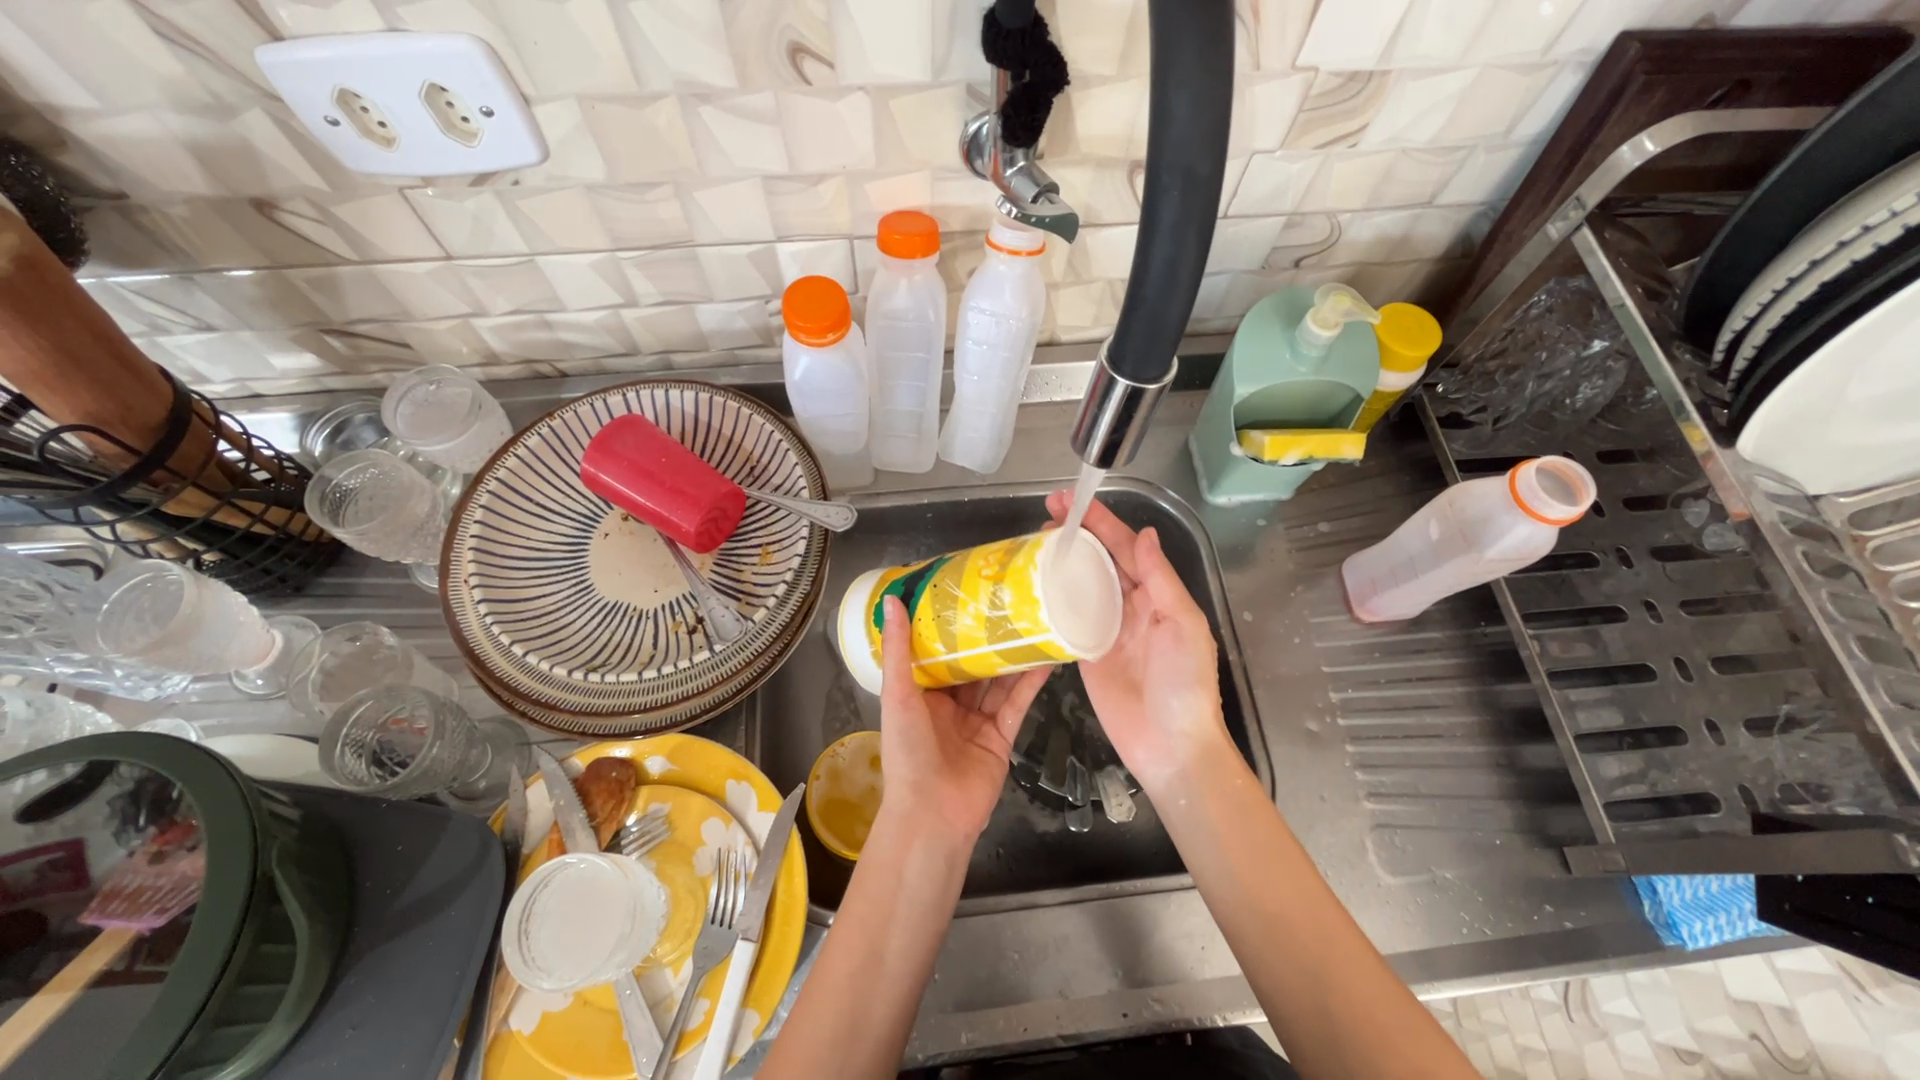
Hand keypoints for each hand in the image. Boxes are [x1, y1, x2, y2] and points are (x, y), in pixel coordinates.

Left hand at [877, 596, 1051, 843]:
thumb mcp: (897, 695)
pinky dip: (1031, 683)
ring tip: (1034, 621)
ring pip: (998, 682)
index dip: (950, 625)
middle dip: (987, 638)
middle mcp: (950, 705)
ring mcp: (977, 721)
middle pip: (972, 665)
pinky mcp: (1002, 737)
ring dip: (1014, 656)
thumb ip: (898, 650)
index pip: (937, 652)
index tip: (965, 592)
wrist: (933, 813)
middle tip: (1008, 601)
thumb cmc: (907, 751)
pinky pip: (1017, 704)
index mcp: (920, 694)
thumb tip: (892, 600)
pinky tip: (1047, 658)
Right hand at [1047, 491, 1234, 793]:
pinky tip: (1028, 586)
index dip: (1102, 522)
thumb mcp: (1183, 626)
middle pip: (1099, 561)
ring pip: (1079, 585)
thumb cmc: (1185, 685)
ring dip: (1059, 562)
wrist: (1171, 746)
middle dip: (1075, 534)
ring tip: (1030, 542)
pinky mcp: (1084, 655)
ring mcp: (1105, 630)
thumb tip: (1144, 533)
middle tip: (1045, 513)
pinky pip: (1065, 620)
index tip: (1073, 501)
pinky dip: (1049, 600)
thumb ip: (1161, 580)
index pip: (1126, 548)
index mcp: (1157, 595)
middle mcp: (1130, 606)